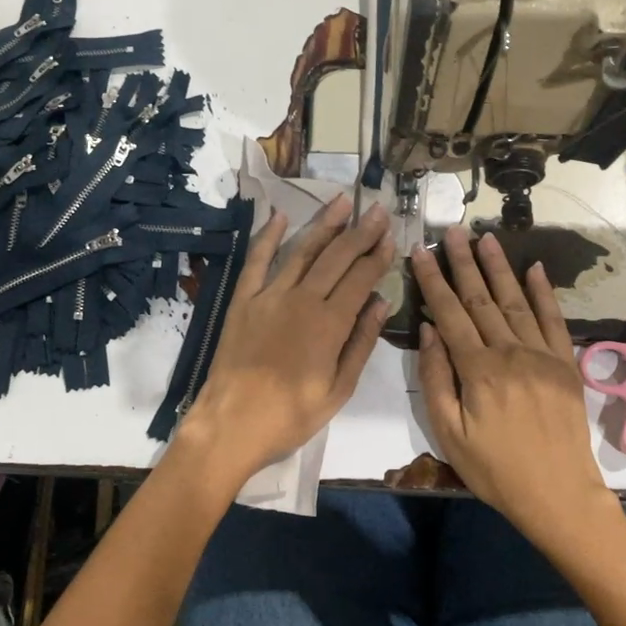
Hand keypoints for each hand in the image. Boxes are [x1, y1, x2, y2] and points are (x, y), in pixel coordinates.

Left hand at [176, 195, 393, 486]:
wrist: (232, 423)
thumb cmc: (290, 416)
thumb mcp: (338, 390)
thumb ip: (361, 343)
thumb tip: (381, 303)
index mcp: (330, 324)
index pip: (361, 278)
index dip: (378, 256)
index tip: (392, 237)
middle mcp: (302, 300)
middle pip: (336, 257)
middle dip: (360, 232)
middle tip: (377, 210)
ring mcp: (268, 296)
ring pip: (301, 251)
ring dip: (323, 224)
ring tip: (342, 202)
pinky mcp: (242, 301)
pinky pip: (256, 261)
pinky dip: (268, 237)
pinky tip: (279, 216)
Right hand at [411, 227, 611, 532]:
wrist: (557, 493)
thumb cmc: (493, 470)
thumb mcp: (449, 433)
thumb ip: (436, 380)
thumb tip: (429, 333)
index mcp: (478, 370)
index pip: (451, 314)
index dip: (433, 281)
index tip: (420, 251)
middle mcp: (511, 353)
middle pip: (482, 299)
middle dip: (464, 263)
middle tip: (453, 231)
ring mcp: (543, 356)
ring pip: (516, 302)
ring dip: (500, 269)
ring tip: (486, 239)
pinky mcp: (566, 366)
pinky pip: (555, 321)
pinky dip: (544, 293)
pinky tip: (535, 270)